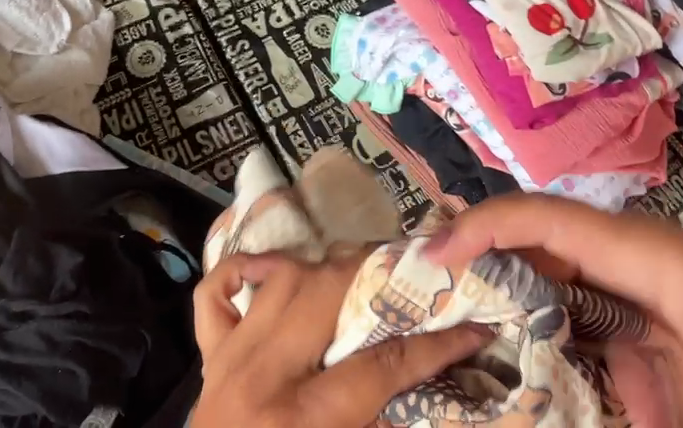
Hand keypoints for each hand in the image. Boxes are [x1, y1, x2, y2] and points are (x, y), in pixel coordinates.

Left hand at [189, 251, 491, 427]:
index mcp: (305, 420)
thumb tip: (430, 372)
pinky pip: (215, 293)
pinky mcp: (208, 358)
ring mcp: (229, 360)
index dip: (434, 345)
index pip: (382, 365)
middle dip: (375, 277)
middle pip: (326, 293)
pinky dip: (243, 270)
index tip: (474, 326)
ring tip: (356, 275)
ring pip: (281, 279)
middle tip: (411, 279)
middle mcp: (263, 376)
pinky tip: (273, 270)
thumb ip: (384, 416)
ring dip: (322, 270)